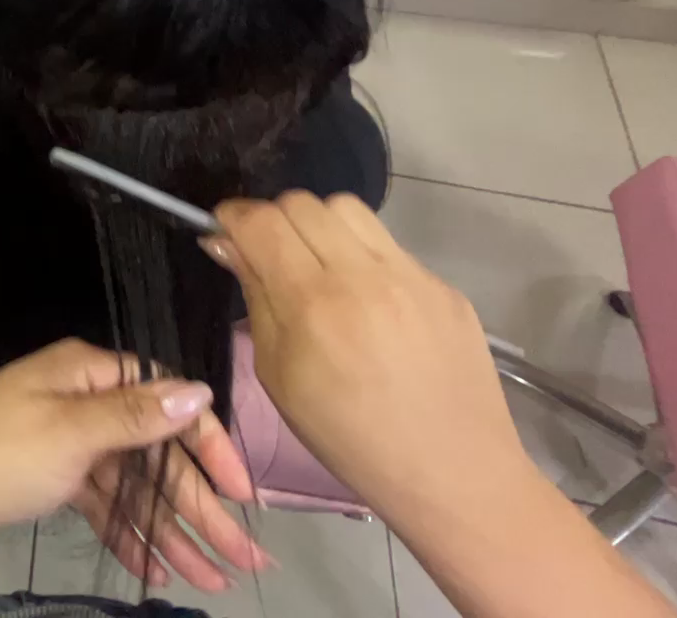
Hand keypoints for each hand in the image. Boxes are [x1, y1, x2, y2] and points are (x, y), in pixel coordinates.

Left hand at [0, 338, 268, 590]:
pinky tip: (158, 570)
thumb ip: (135, 415)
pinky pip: (103, 501)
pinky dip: (128, 531)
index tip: (240, 493)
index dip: (205, 443)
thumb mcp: (71, 431)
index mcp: (86, 373)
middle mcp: (81, 398)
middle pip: (152, 449)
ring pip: (131, 481)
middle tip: (244, 561)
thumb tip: (198, 387)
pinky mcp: (53, 473)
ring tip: (213, 581)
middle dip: (197, 504)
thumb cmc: (0, 451)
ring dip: (170, 528)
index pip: (163, 397)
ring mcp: (67, 438)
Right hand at [204, 193, 528, 515]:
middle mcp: (363, 277)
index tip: (222, 229)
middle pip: (300, 203)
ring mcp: (411, 277)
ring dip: (316, 224)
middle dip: (271, 218)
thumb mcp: (275, 372)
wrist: (454, 474)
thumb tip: (225, 242)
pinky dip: (359, 252)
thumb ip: (253, 295)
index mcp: (313, 305)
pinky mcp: (443, 286)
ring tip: (316, 262)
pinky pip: (386, 243)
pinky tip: (364, 295)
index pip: (260, 222)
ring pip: (345, 207)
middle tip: (268, 251)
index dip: (232, 216)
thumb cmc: (345, 433)